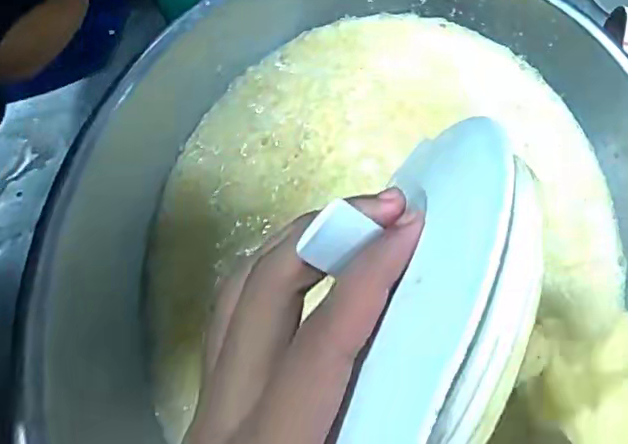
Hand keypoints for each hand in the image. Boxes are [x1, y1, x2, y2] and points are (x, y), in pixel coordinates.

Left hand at [186, 189, 423, 443]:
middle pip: (263, 286)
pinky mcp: (206, 403)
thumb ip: (388, 417)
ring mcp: (205, 407)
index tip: (410, 224)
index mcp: (269, 443)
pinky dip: (271, 273)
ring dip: (296, 242)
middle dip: (326, 230)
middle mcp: (221, 417)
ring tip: (349, 223)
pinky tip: (308, 268)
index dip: (369, 273)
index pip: (322, 337)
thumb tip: (423, 346)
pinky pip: (232, 314)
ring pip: (238, 288)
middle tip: (386, 206)